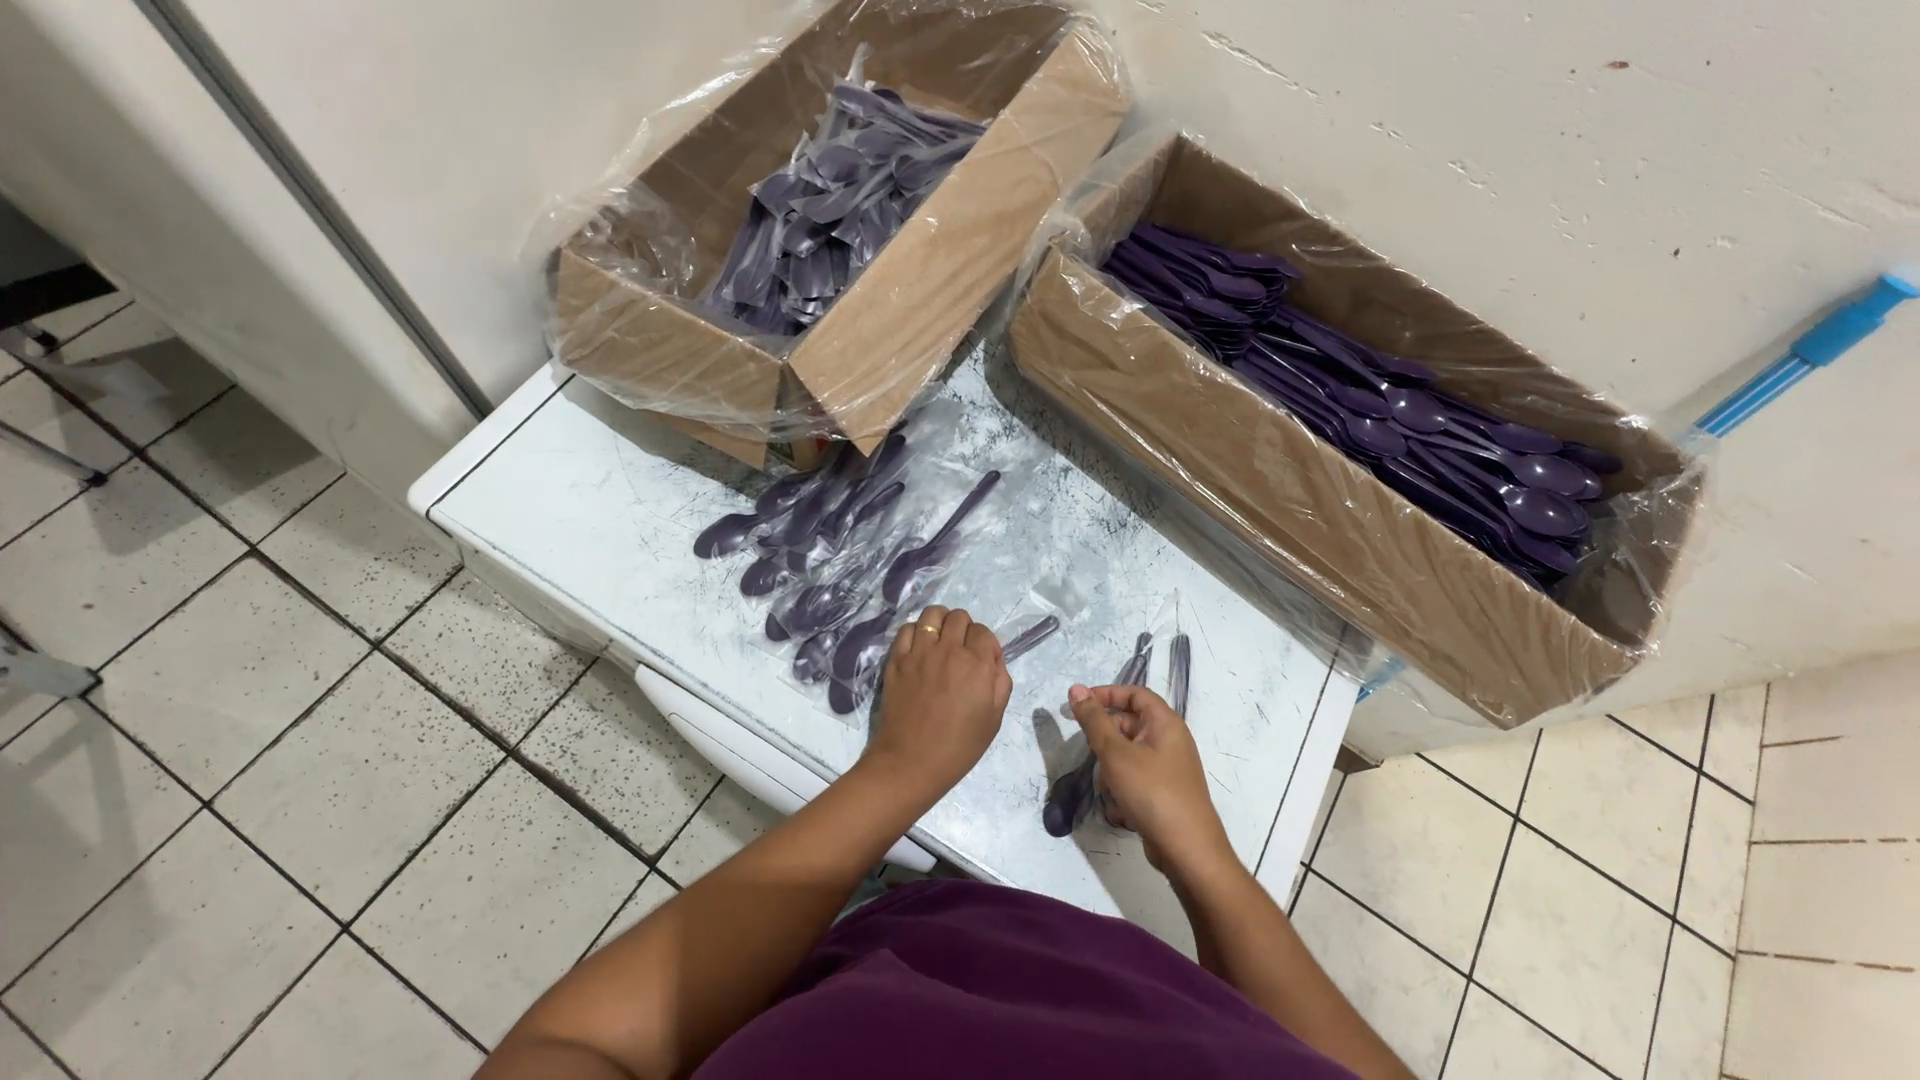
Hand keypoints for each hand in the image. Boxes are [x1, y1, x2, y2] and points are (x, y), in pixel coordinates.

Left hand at [864, 606, 1012, 800]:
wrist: (911, 762)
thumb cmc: (958, 747)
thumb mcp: (994, 718)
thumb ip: (1000, 682)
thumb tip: (993, 660)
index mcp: (977, 665)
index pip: (984, 631)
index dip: (985, 644)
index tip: (982, 661)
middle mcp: (949, 651)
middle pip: (959, 617)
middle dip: (964, 629)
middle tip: (961, 650)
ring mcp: (919, 653)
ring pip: (932, 614)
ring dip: (940, 622)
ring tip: (940, 641)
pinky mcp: (896, 660)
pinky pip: (906, 629)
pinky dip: (916, 632)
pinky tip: (918, 649)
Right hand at [1068, 684, 1236, 881]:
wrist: (1186, 848)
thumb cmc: (1151, 791)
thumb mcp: (1115, 752)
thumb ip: (1093, 720)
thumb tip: (1076, 689)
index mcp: (1165, 723)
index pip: (1134, 694)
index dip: (1106, 694)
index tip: (1079, 705)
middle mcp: (1170, 741)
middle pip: (1128, 726)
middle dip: (1105, 742)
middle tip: (1092, 756)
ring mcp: (1168, 768)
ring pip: (1127, 757)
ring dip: (1111, 772)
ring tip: (1111, 791)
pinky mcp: (1163, 792)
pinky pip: (1135, 780)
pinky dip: (1123, 791)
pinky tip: (1122, 811)